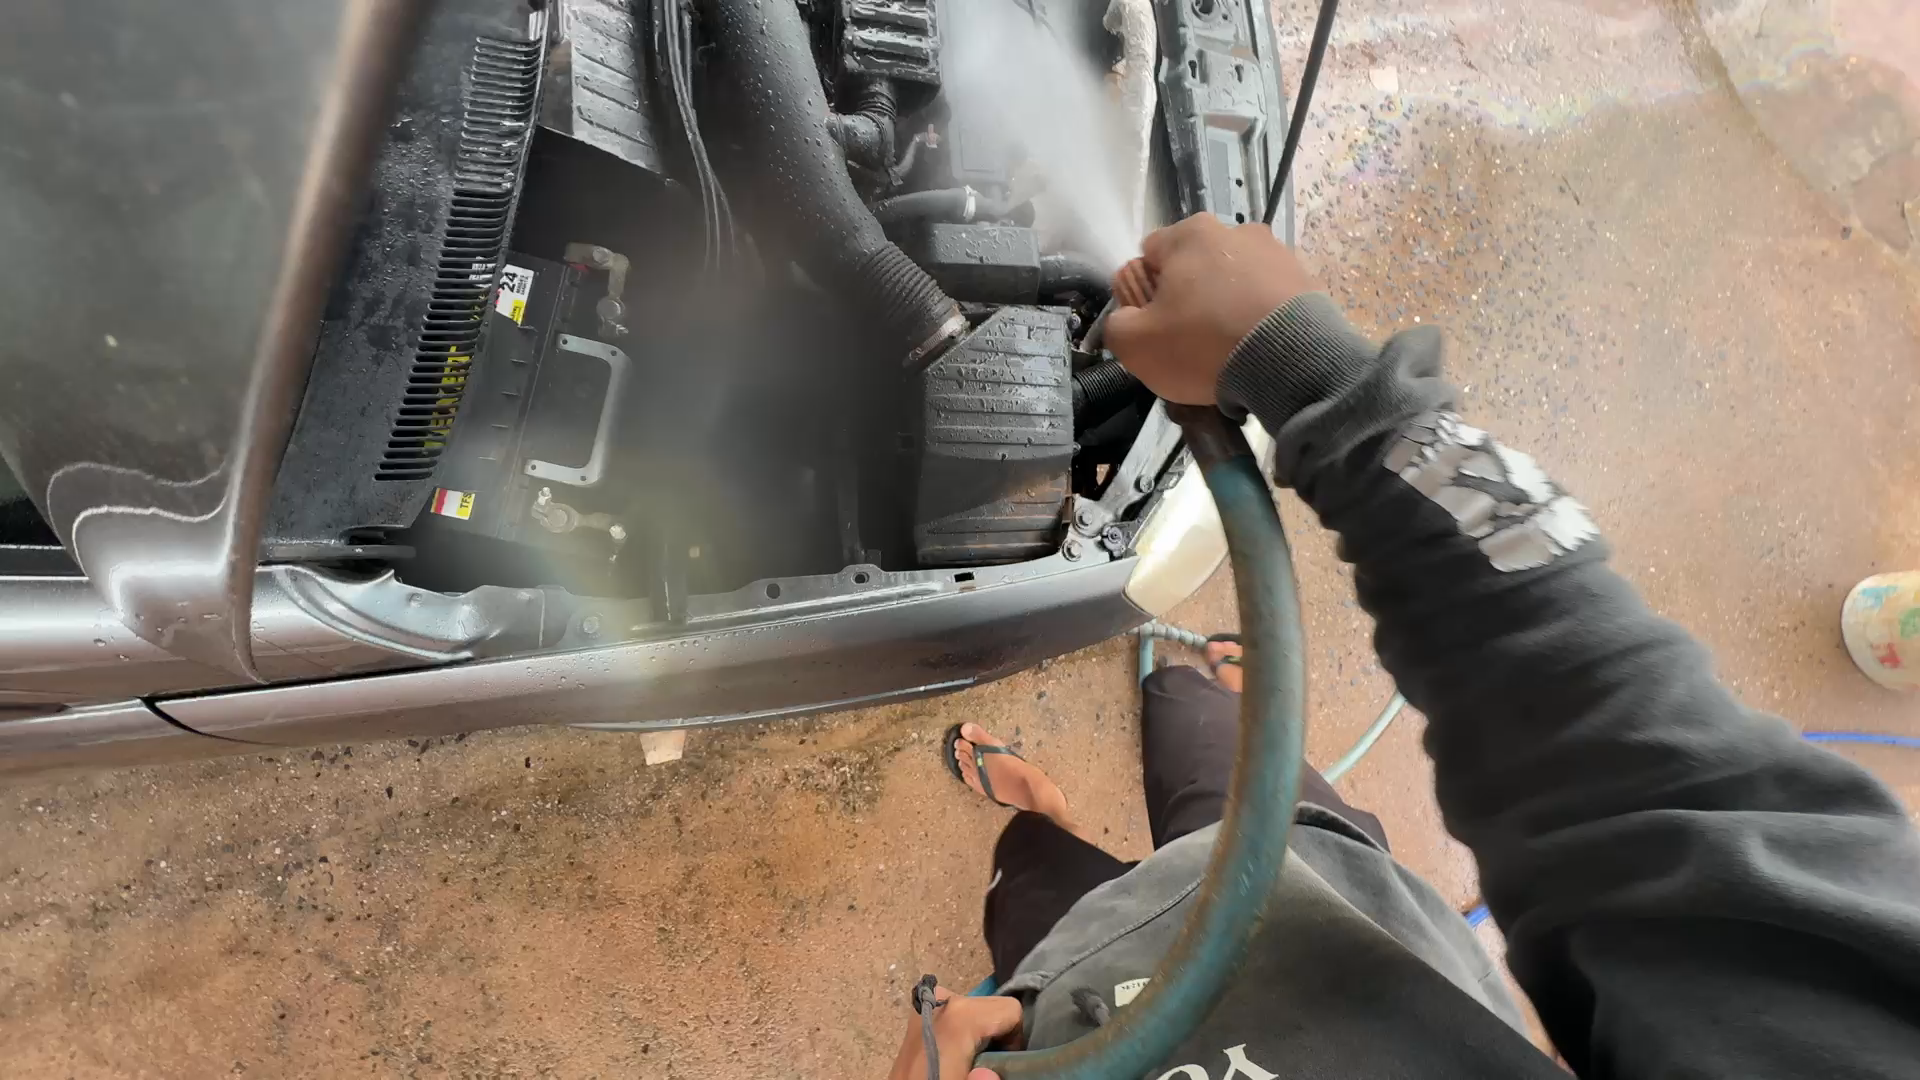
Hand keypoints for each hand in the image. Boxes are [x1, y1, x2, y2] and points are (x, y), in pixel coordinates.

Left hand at [884, 985, 1022, 1079]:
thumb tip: (992, 1074)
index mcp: (959, 1015)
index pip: (1010, 1011)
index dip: (1015, 1040)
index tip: (1002, 1066)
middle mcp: (945, 999)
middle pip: (992, 1008)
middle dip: (997, 1035)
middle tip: (985, 1067)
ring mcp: (930, 1002)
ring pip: (976, 1010)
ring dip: (980, 1035)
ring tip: (969, 1064)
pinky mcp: (920, 1013)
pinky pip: (956, 1014)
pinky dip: (964, 1032)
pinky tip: (955, 1057)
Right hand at [1106, 213, 1317, 403]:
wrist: (1288, 362)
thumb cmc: (1201, 344)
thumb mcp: (1134, 345)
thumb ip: (1116, 325)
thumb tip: (1125, 319)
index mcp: (1189, 234)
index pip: (1148, 255)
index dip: (1142, 292)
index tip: (1151, 325)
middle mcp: (1234, 229)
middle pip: (1192, 268)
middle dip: (1185, 299)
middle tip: (1185, 343)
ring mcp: (1275, 251)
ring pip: (1230, 283)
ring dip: (1222, 308)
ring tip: (1224, 350)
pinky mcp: (1304, 278)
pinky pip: (1264, 299)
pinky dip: (1254, 319)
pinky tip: (1252, 349)